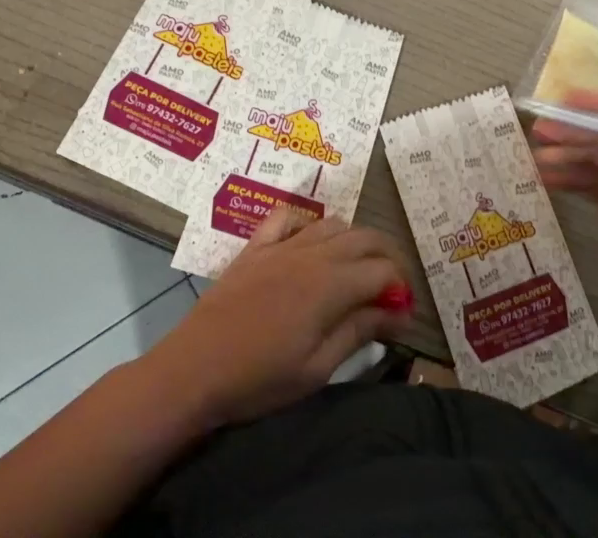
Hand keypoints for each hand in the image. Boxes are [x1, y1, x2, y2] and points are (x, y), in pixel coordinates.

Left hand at [137, 210, 412, 429]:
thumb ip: (359, 332)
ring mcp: (281, 247)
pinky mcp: (254, 249)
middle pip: (365, 238)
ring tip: (357, 269)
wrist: (193, 370)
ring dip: (354, 240)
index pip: (383, 271)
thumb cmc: (258, 379)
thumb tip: (398, 314)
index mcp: (331, 285)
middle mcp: (311, 255)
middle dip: (388, 258)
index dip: (401, 290)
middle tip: (393, 288)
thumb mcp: (317, 367)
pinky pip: (286, 218)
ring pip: (332, 224)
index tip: (404, 317)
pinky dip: (306, 223)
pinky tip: (310, 243)